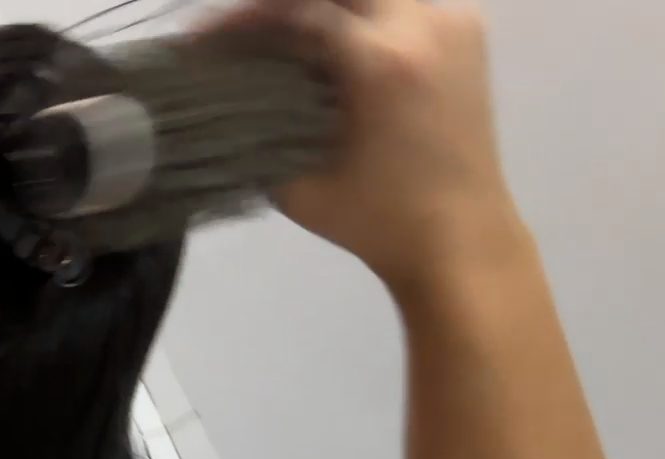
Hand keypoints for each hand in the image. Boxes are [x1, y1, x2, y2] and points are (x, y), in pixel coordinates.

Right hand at [213, 0, 525, 286]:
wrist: (456, 229)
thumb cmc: (370, 217)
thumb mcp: (295, 183)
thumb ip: (263, 132)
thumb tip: (228, 102)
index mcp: (384, 61)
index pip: (302, 11)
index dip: (244, 20)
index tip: (201, 37)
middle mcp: (426, 22)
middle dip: (278, 4)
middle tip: (236, 28)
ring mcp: (453, 19)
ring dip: (317, 6)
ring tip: (272, 33)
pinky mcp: (463, 30)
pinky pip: (396, 3)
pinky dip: (352, 14)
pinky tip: (321, 44)